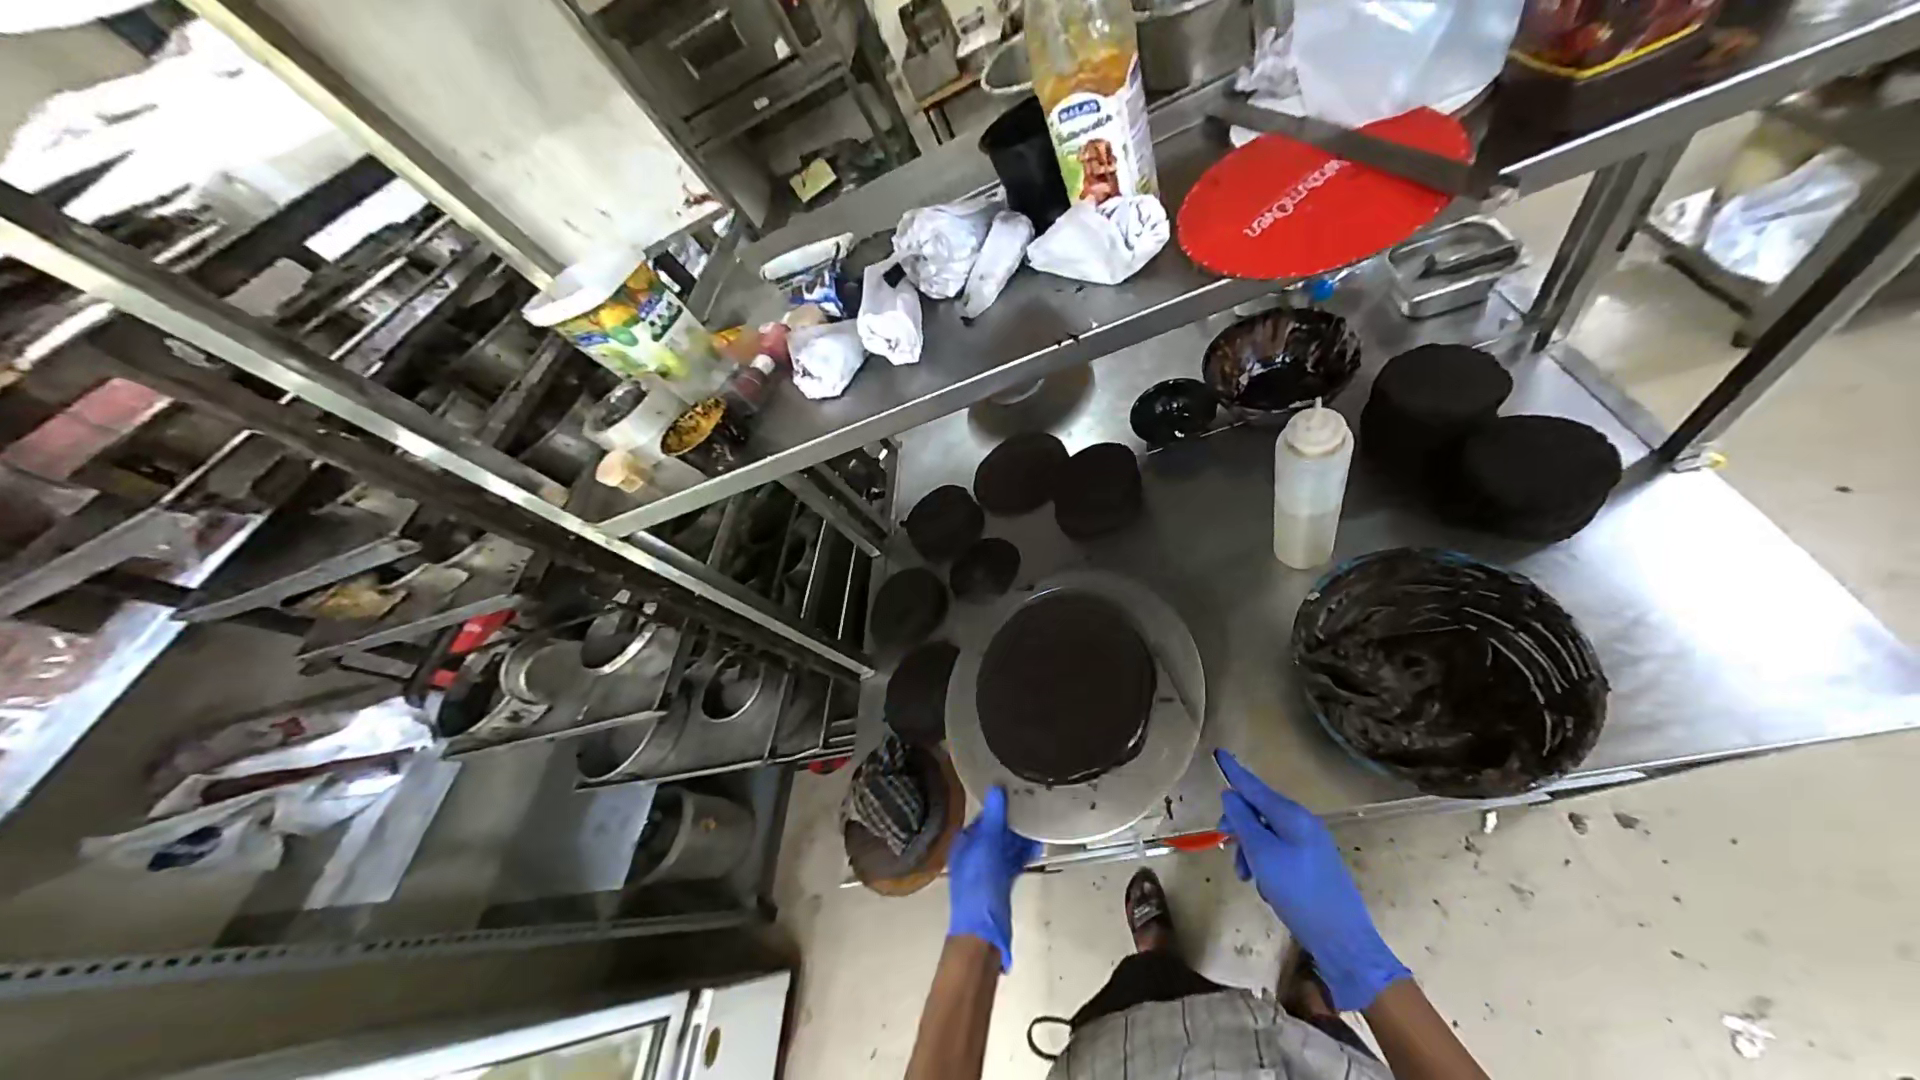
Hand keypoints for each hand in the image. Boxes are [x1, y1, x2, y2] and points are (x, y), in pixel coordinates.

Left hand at [946, 786, 1038, 971]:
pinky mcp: (1000, 884)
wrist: (983, 933)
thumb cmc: (979, 888)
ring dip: (1021, 835)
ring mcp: (988, 870)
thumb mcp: (986, 847)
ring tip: (1039, 822)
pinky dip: (1023, 852)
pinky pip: (1013, 861)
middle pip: (995, 830)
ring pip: (1006, 846)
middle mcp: (974, 854)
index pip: (983, 816)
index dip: (1000, 806)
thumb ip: (992, 818)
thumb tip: (996, 788)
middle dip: (1013, 820)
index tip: (1018, 794)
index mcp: (964, 843)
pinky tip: (1037, 845)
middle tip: (1033, 806)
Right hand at [1215, 749, 1409, 1009]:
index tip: (1219, 752)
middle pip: (1258, 812)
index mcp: (1292, 816)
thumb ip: (1243, 820)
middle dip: (1238, 827)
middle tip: (1224, 846)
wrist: (1344, 942)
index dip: (1234, 771)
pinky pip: (1278, 853)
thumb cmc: (1299, 892)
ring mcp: (1310, 845)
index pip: (1254, 786)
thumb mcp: (1262, 854)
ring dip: (1250, 851)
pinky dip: (1264, 865)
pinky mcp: (1312, 866)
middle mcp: (1303, 824)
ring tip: (1247, 878)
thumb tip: (1230, 795)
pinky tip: (1265, 887)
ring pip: (1266, 835)